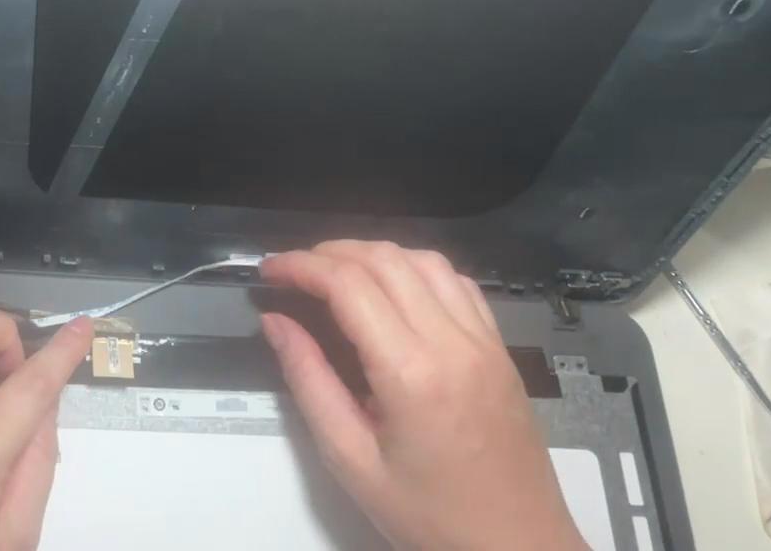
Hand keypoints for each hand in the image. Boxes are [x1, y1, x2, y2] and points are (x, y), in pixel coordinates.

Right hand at [260, 241, 587, 550]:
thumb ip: (308, 381)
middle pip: (383, 258)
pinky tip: (393, 288)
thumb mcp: (351, 459)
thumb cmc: (430, 517)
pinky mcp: (501, 350)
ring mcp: (485, 342)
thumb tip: (275, 322)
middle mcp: (453, 343)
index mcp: (412, 373)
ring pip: (422, 259)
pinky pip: (458, 283)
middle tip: (293, 271)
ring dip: (371, 254)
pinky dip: (415, 269)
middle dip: (328, 252)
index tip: (269, 269)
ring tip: (336, 273)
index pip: (348, 284)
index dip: (300, 264)